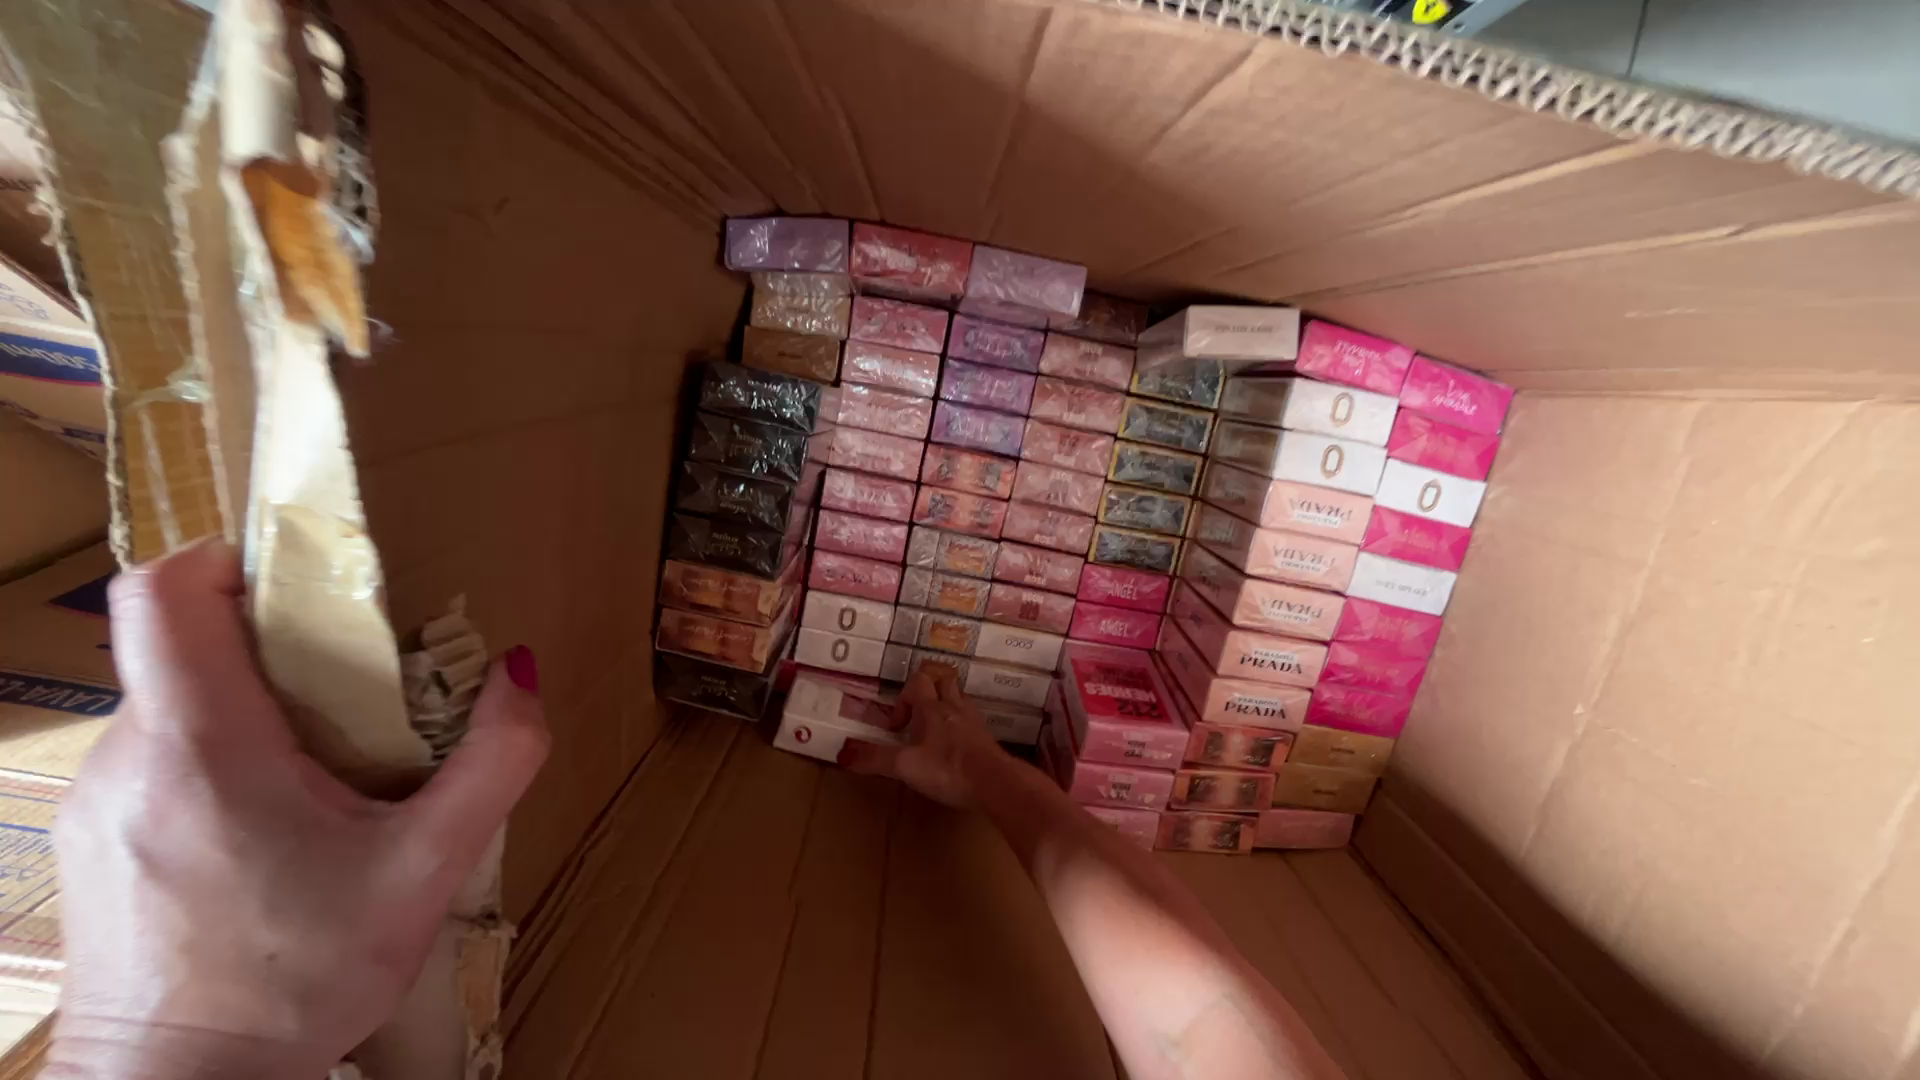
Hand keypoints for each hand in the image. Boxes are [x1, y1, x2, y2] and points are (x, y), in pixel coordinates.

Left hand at [47, 540, 548, 1079]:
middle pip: (189, 644)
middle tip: (376, 667)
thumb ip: (496, 758)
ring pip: (184, 700)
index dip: (233, 554)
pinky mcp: (102, 840)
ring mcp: (102, 802)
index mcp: (202, 746)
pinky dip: (237, 743)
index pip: (166, 593)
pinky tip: (297, 805)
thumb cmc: (301, 976)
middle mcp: (130, 758)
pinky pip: (170, 751)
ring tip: (350, 744)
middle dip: (285, 634)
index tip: (315, 569)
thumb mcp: (429, 865)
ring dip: (268, 695)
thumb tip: (521, 668)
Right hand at [837, 667, 1010, 807]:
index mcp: (932, 708)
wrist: (995, 783)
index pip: (917, 681)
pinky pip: (971, 720)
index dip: (902, 697)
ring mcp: (973, 721)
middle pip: (943, 680)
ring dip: (945, 706)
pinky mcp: (986, 738)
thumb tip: (843, 753)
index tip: (896, 726)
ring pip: (959, 698)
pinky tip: (954, 746)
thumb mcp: (905, 766)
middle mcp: (954, 707)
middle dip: (927, 692)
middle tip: (916, 716)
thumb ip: (875, 759)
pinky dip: (960, 725)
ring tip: (933, 730)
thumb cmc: (948, 769)